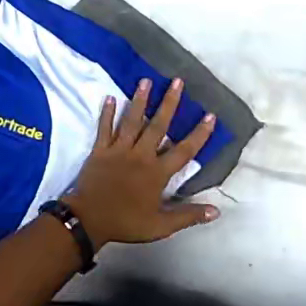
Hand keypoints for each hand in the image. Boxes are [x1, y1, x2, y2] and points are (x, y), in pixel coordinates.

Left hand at [62, 77, 217, 249]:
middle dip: (169, 103)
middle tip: (177, 81)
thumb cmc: (126, 222)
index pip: (183, 151)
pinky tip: (111, 97)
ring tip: (146, 81)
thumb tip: (216, 211)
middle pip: (157, 126)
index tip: (209, 115)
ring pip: (131, 121)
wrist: (88, 219)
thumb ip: (188, 215)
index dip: (198, 134)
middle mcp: (140, 156)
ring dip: (139, 100)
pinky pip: (104, 128)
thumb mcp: (161, 225)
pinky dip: (107, 113)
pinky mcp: (99, 150)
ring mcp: (118, 150)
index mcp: (156, 173)